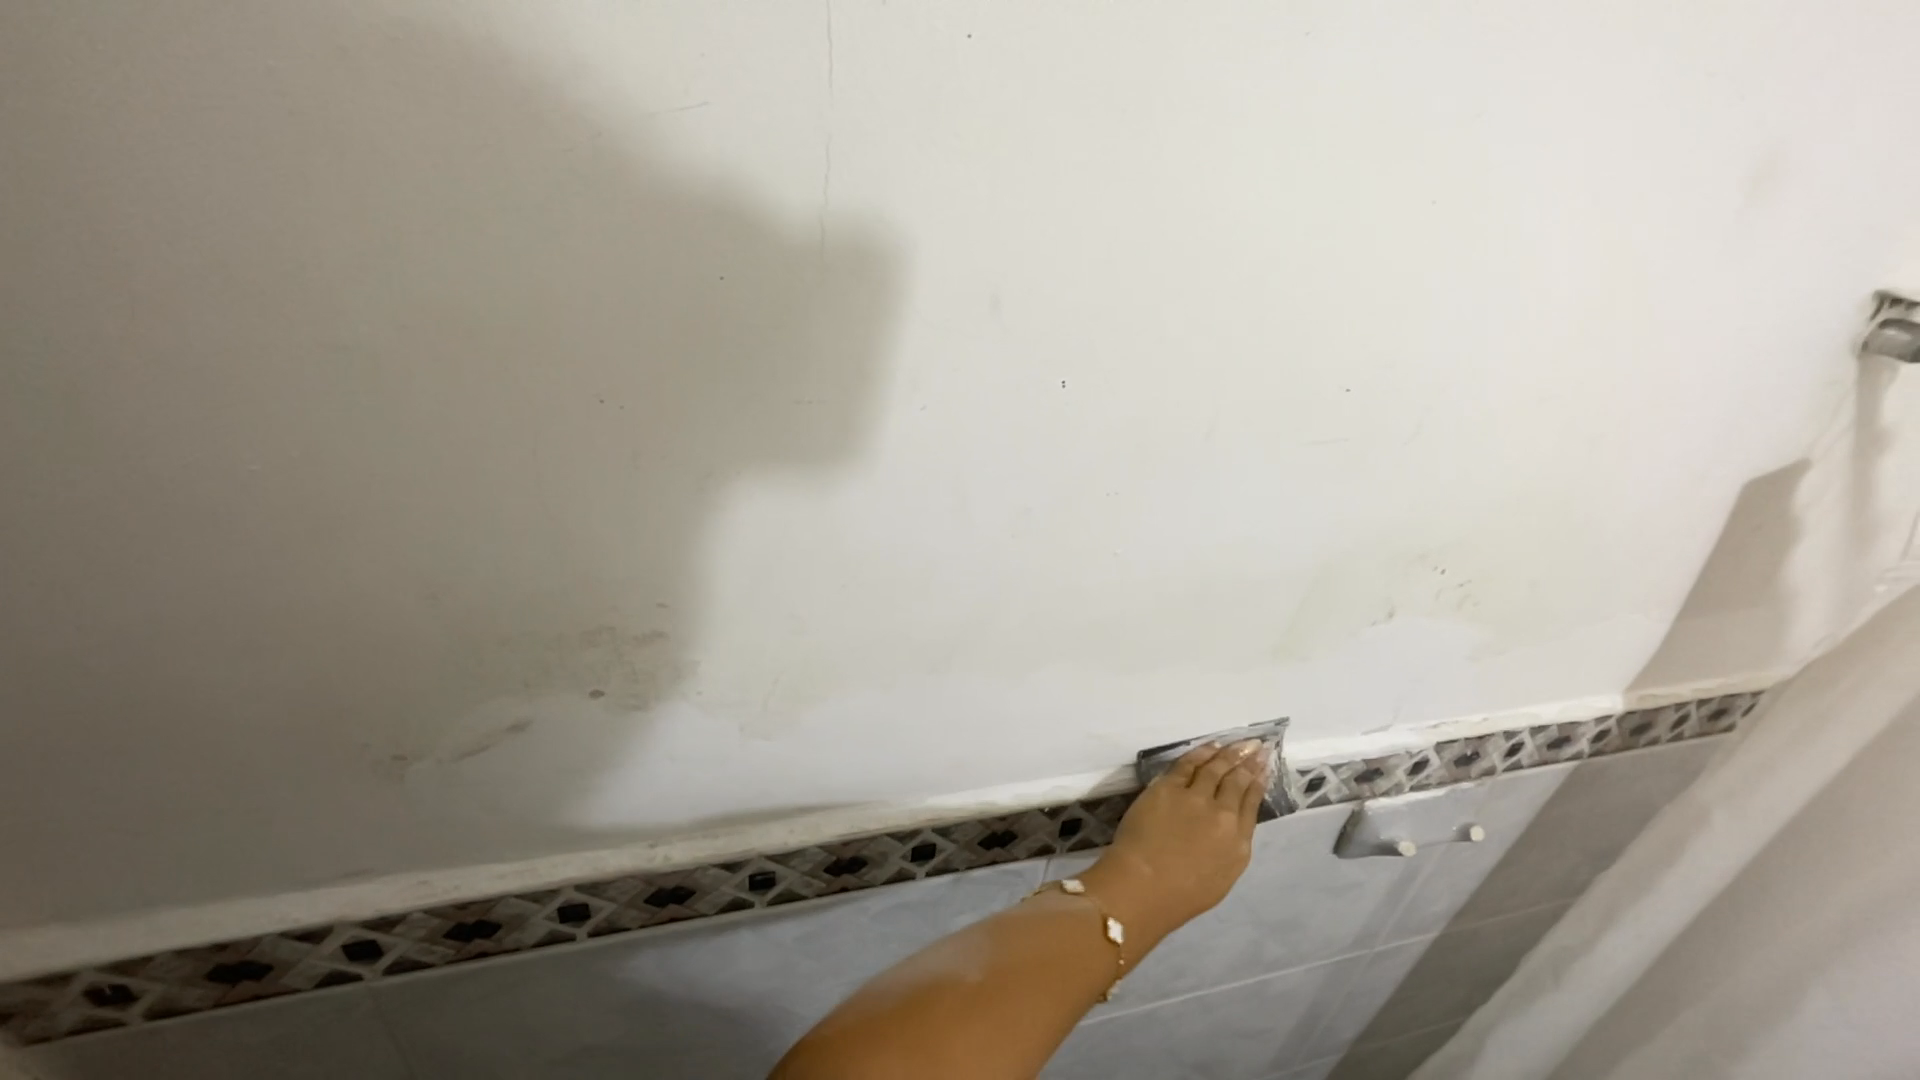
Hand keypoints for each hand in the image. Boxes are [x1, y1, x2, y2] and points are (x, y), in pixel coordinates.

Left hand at [1079, 740, 1267, 946]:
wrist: (1144, 886)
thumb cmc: (1181, 894)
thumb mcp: (1222, 876)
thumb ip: (1230, 846)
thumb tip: (1231, 823)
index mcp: (1238, 844)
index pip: (1252, 804)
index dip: (1259, 781)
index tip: (1264, 766)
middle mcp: (1222, 816)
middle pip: (1237, 781)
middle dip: (1249, 761)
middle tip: (1257, 746)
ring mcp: (1195, 798)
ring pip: (1216, 768)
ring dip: (1230, 753)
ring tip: (1240, 743)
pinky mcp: (1169, 788)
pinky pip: (1189, 763)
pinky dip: (1202, 752)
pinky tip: (1211, 746)